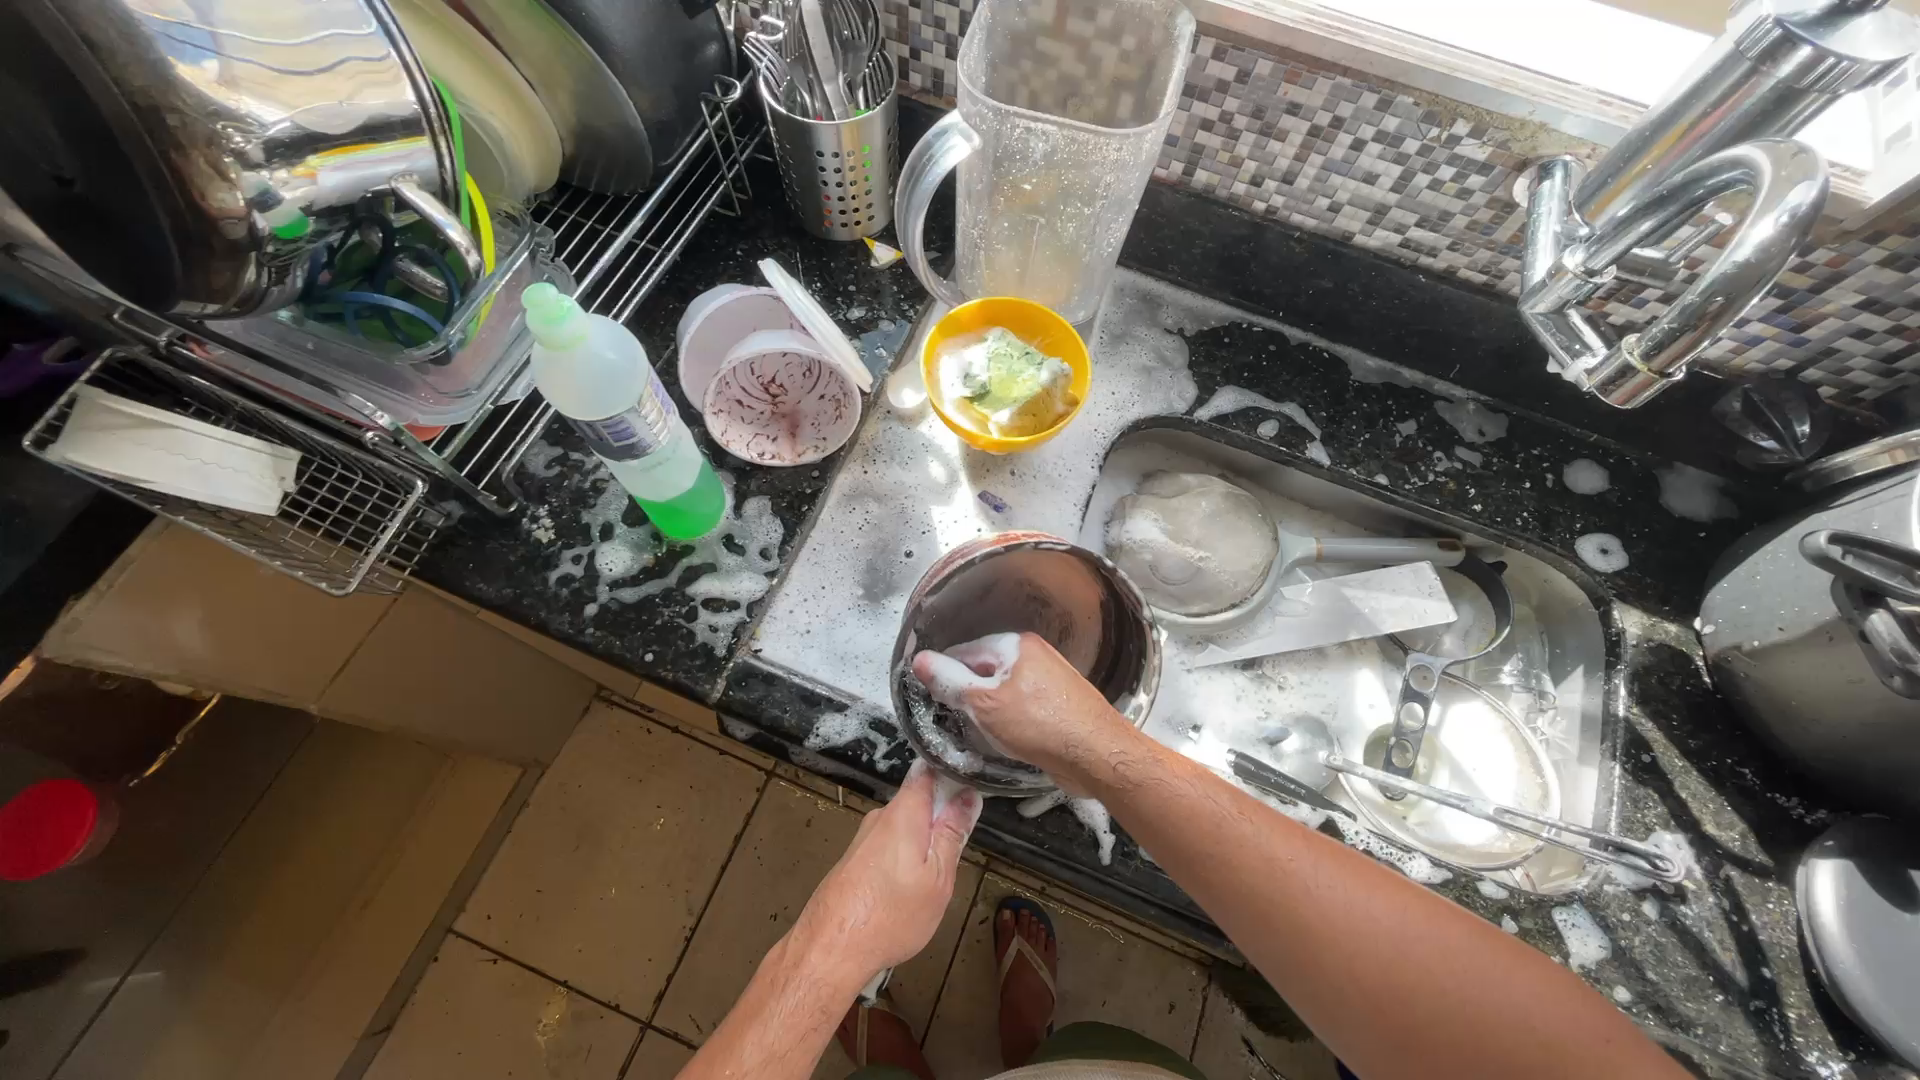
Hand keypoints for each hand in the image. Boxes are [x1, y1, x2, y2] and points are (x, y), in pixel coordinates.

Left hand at [789, 760, 981, 988]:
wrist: (830, 950)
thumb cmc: (890, 914)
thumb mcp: (937, 877)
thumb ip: (953, 833)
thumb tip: (968, 796)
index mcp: (904, 811)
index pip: (929, 770)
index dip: (953, 774)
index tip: (972, 791)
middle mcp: (880, 816)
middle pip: (918, 802)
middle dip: (940, 820)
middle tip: (955, 853)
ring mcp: (865, 838)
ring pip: (905, 829)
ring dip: (922, 846)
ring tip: (930, 883)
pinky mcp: (855, 860)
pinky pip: (889, 848)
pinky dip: (903, 862)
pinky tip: (905, 894)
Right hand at [910, 632, 1135, 790]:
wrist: (1098, 755)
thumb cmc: (1042, 726)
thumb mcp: (984, 704)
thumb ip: (950, 682)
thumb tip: (921, 660)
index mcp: (1017, 645)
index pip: (964, 652)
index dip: (947, 678)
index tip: (939, 702)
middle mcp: (1036, 655)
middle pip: (985, 672)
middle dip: (972, 698)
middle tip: (966, 723)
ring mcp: (1050, 679)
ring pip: (1004, 692)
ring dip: (992, 714)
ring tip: (992, 736)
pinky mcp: (1059, 704)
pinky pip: (1024, 708)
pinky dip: (1013, 723)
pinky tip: (1014, 741)